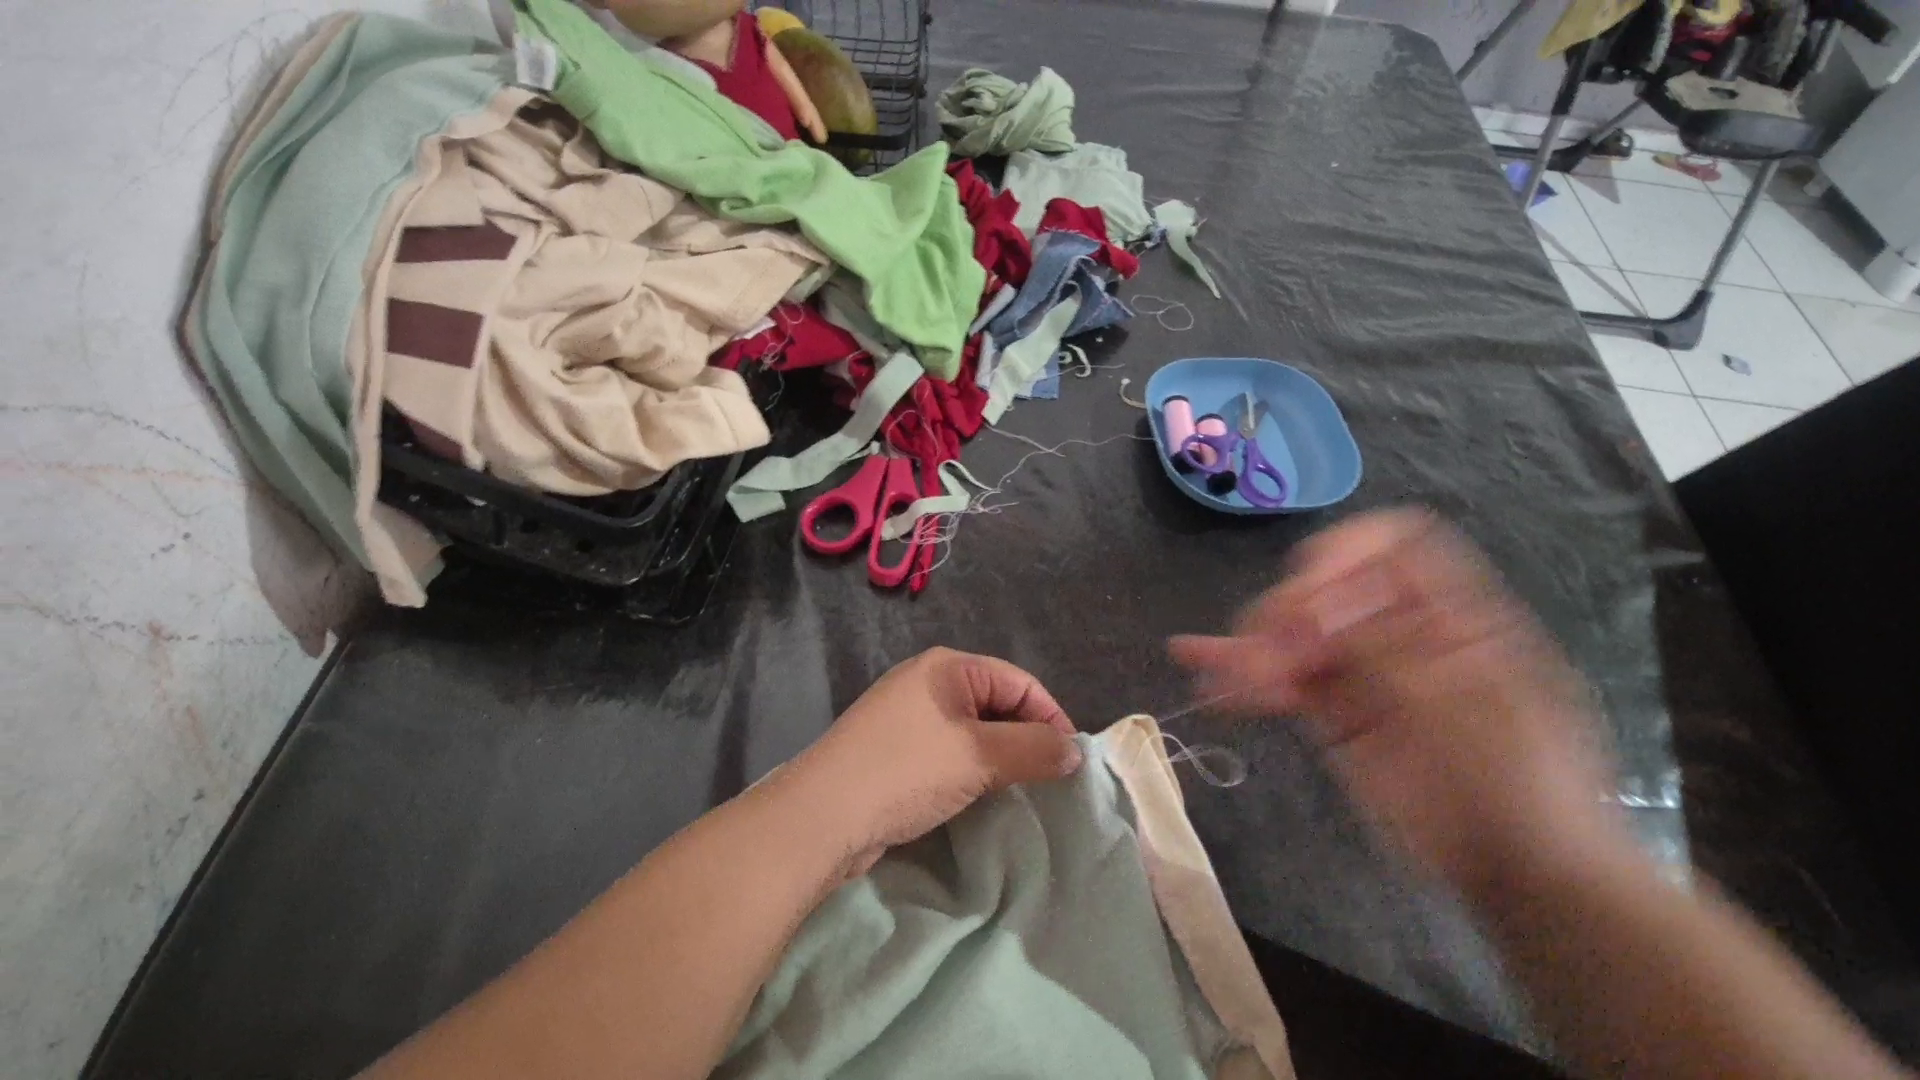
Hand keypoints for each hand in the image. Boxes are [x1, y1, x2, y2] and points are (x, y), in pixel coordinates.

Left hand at [786, 648, 1081, 877]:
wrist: (822, 817)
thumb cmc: (906, 772)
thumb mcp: (979, 757)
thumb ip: (1033, 749)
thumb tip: (1074, 751)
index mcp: (947, 667)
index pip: (1019, 682)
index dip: (1051, 717)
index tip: (1072, 761)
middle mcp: (926, 683)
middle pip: (997, 703)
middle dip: (1026, 738)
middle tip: (1050, 780)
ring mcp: (907, 718)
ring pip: (973, 732)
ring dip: (999, 758)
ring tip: (1020, 791)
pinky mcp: (894, 752)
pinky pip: (949, 752)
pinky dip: (971, 770)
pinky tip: (980, 797)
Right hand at [1170, 510, 1621, 893]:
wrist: (1518, 873)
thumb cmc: (1517, 786)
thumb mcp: (1465, 709)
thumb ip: (1389, 650)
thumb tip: (1315, 604)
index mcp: (1452, 614)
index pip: (1396, 545)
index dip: (1347, 552)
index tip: (1308, 588)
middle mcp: (1402, 630)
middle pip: (1329, 587)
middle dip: (1289, 609)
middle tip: (1268, 646)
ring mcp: (1365, 671)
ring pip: (1295, 635)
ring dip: (1253, 645)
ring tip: (1221, 668)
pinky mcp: (1334, 713)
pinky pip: (1283, 683)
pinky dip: (1246, 680)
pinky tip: (1210, 680)